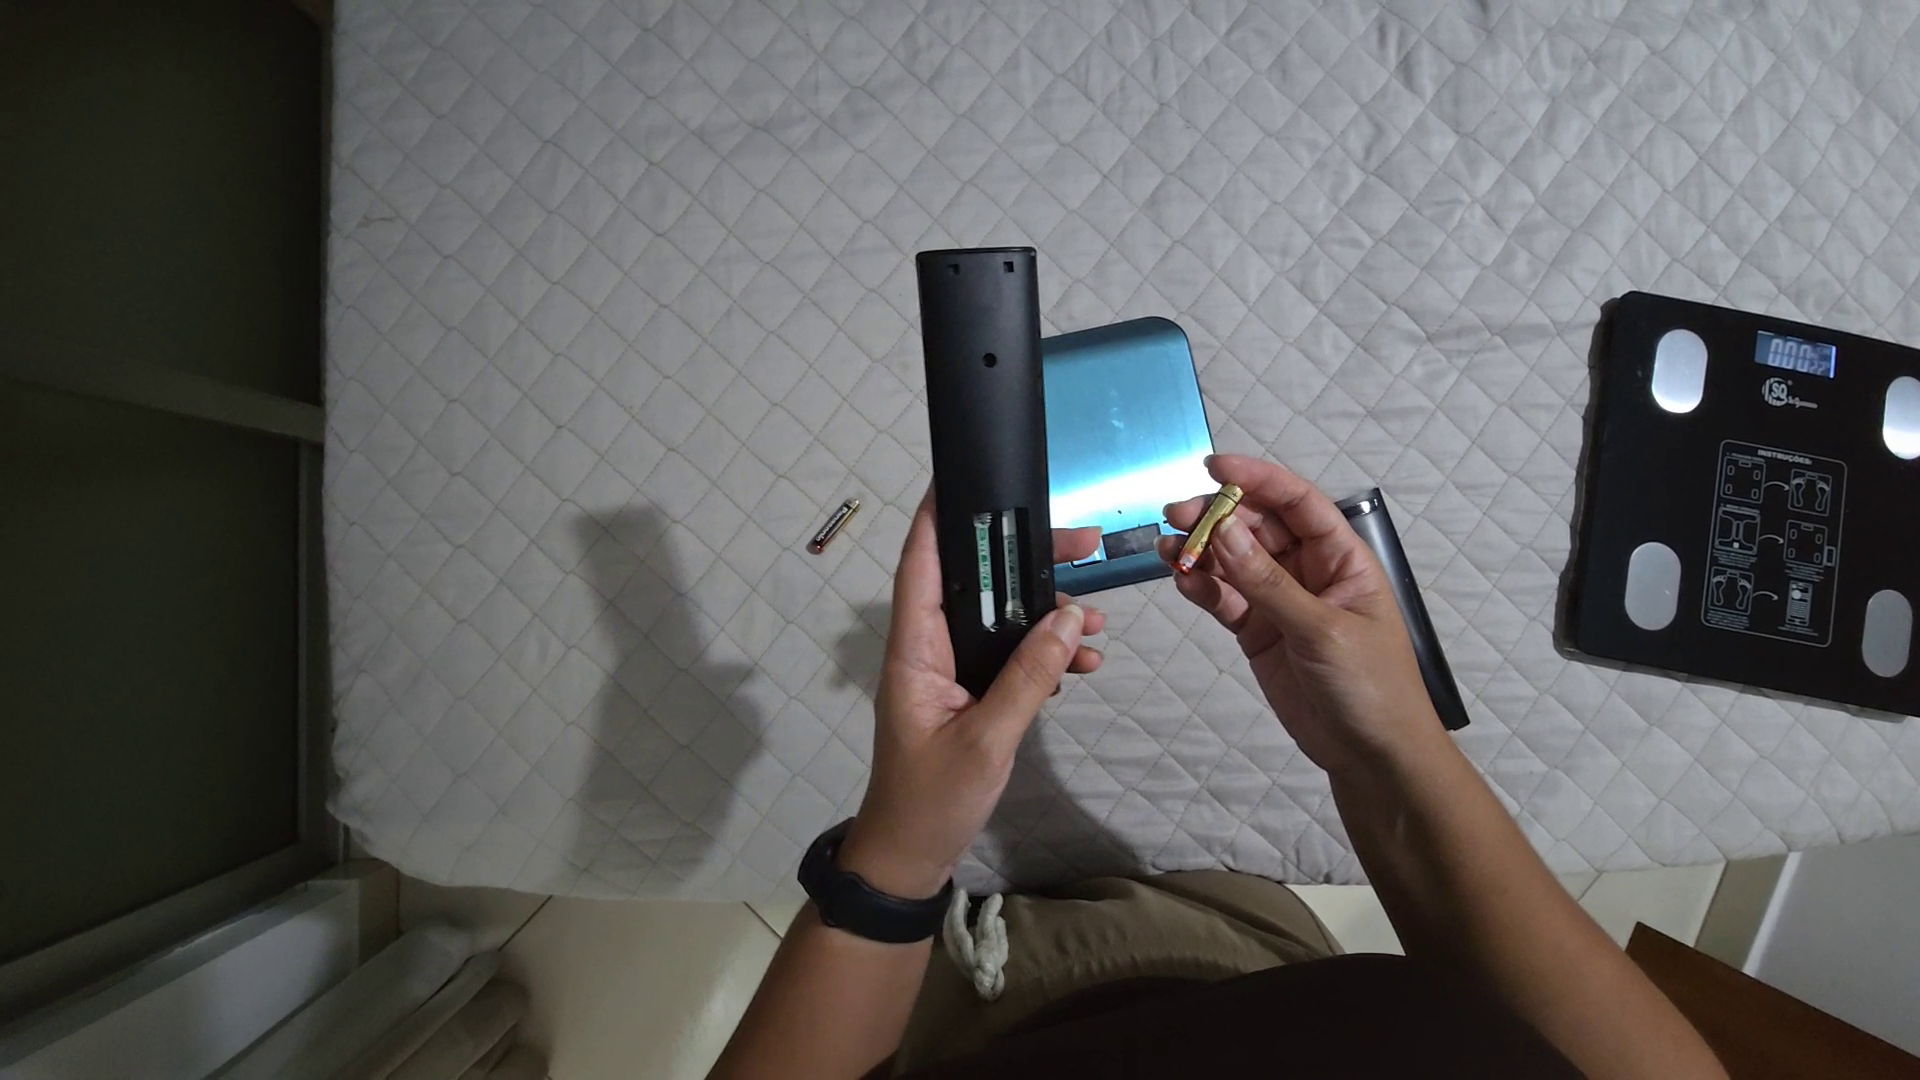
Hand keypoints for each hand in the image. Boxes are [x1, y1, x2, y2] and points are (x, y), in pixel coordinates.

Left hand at [840, 489, 1106, 898]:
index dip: (936, 516)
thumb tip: (1070, 617)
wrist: (912, 856)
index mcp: (916, 648)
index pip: (921, 565)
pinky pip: (1009, 658)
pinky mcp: (969, 692)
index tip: (963, 475)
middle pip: (975, 583)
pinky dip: (1044, 656)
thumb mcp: (987, 738)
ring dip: (1046, 613)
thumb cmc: (933, 799)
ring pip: (1000, 619)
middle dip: (1026, 561)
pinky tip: (1083, 663)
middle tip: (1084, 544)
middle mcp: (930, 647)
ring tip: (1100, 616)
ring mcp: (950, 670)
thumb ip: (1029, 676)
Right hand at [1159, 455, 1443, 775]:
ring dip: (1200, 551)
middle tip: (1175, 515)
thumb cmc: (1370, 687)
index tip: (1214, 467)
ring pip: (1233, 561)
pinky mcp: (1256, 629)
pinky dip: (1201, 587)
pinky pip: (1223, 598)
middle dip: (1217, 517)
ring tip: (1167, 548)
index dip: (1258, 479)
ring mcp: (1278, 600)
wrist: (1370, 756)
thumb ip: (1267, 581)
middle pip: (1256, 528)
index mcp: (1341, 558)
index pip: (1297, 503)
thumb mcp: (1321, 630)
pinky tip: (1182, 580)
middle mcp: (1307, 571)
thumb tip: (1223, 528)